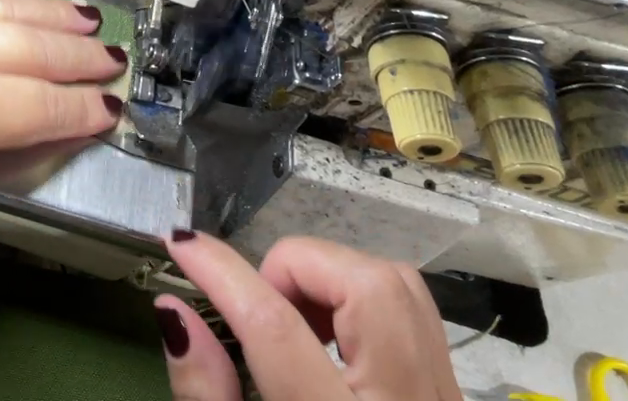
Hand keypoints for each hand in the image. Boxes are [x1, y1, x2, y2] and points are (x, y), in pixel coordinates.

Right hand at [155, 233, 460, 400]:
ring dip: (330, 277)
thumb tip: (173, 309)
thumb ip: (205, 392)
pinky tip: (330, 341)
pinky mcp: (454, 399)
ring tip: (293, 320)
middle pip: (365, 285)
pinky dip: (360, 297)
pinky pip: (412, 310)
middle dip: (296, 269)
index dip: (221, 272)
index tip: (180, 243)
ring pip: (397, 283)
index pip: (278, 328)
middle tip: (258, 304)